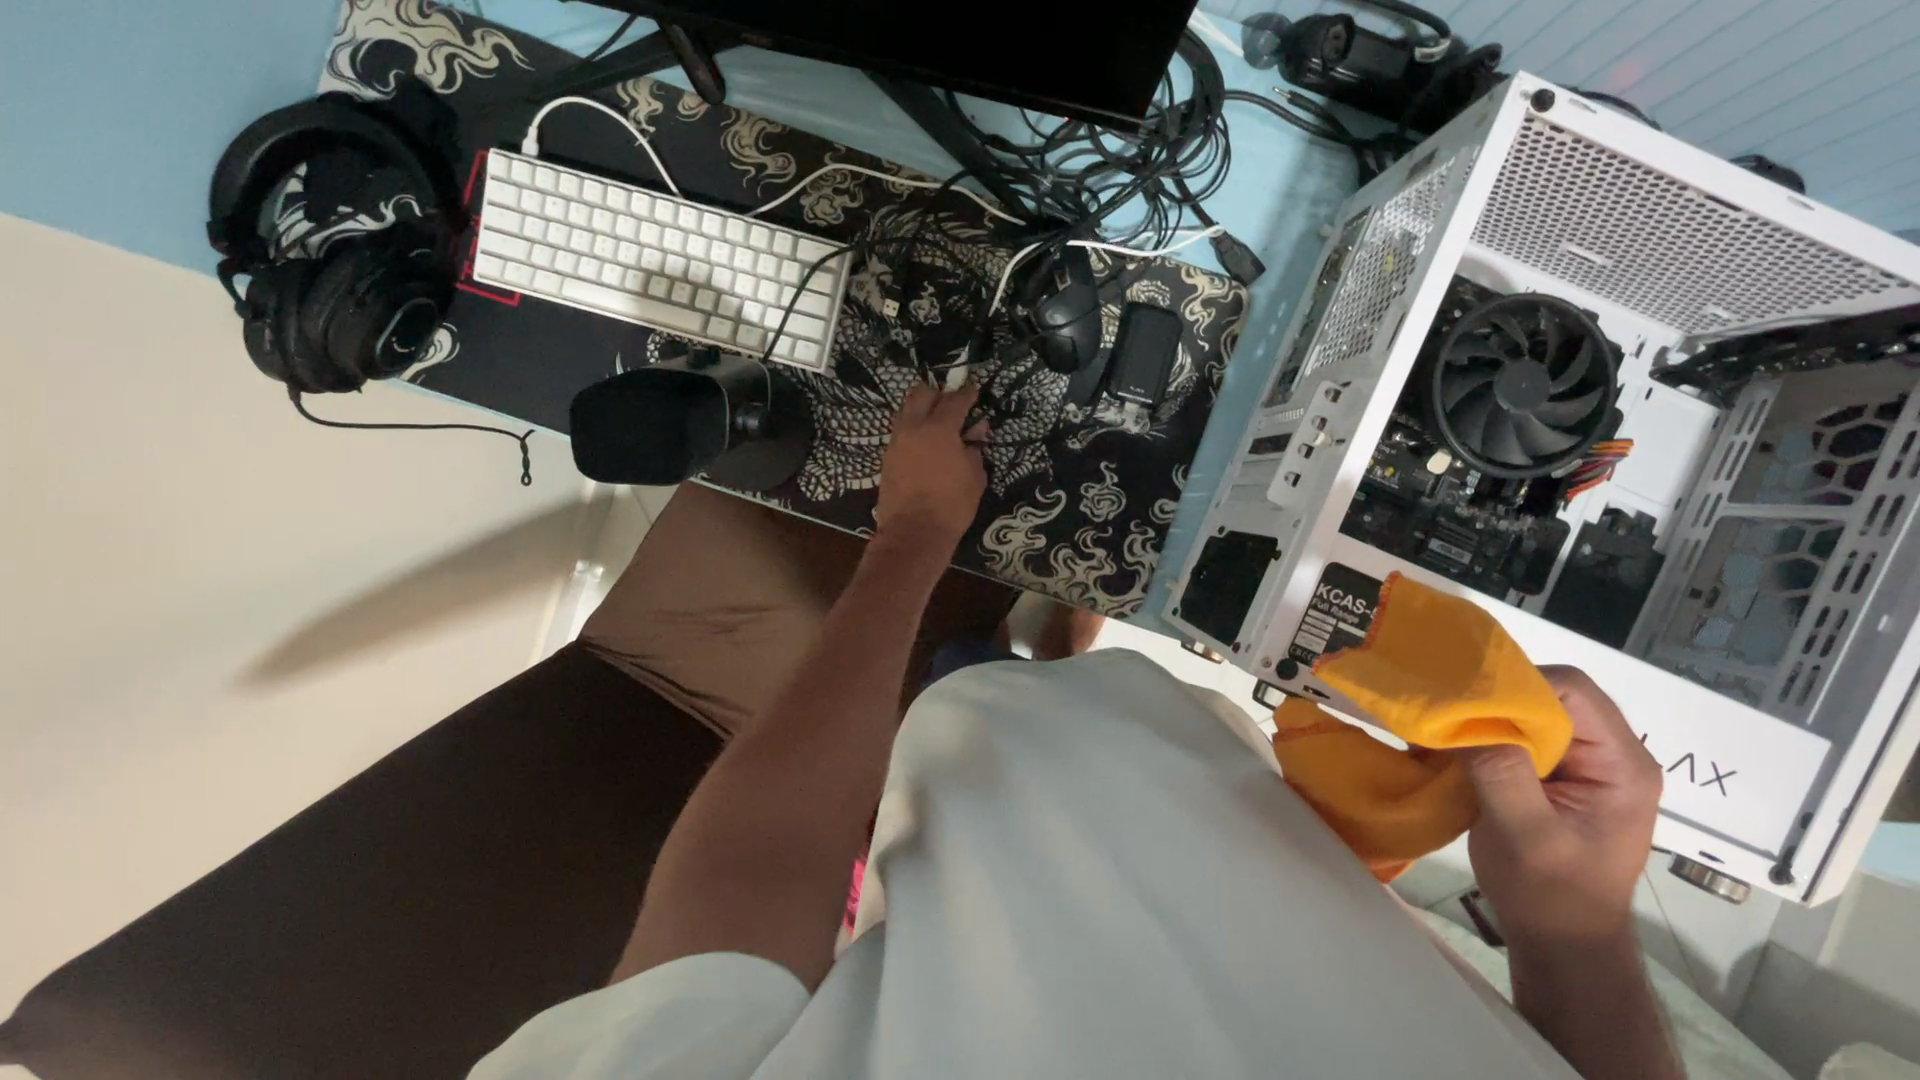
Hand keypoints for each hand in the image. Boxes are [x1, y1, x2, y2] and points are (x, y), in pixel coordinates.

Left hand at [875, 382, 988, 550]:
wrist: (913, 533)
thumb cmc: (952, 505)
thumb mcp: (975, 476)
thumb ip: (974, 449)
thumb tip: (973, 435)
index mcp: (938, 428)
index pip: (955, 400)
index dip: (967, 393)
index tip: (974, 390)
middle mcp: (912, 427)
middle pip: (922, 393)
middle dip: (939, 394)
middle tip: (952, 405)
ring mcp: (895, 441)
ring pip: (906, 410)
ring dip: (922, 409)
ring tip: (937, 423)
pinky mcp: (887, 457)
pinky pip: (900, 431)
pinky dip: (913, 428)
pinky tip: (925, 442)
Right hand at [1465, 666, 1661, 947]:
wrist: (1560, 939)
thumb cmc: (1550, 892)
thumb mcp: (1525, 835)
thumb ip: (1504, 774)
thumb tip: (1470, 717)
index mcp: (1621, 764)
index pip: (1573, 691)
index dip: (1519, 684)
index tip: (1466, 698)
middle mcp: (1609, 753)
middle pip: (1552, 694)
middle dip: (1497, 696)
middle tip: (1445, 708)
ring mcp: (1583, 763)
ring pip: (1532, 711)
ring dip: (1486, 715)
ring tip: (1442, 724)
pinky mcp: (1554, 773)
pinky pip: (1520, 733)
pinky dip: (1484, 733)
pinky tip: (1452, 744)